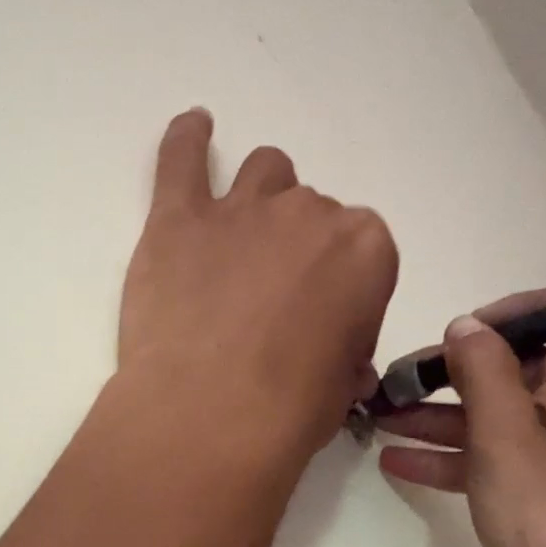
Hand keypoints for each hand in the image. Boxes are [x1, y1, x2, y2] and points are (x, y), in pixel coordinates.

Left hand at [119, 109, 396, 459]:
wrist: (210, 417)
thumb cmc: (293, 411)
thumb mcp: (344, 389)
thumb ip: (347, 356)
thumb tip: (340, 363)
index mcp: (367, 249)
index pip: (366, 256)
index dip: (348, 295)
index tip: (330, 331)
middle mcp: (310, 214)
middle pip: (315, 215)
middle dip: (305, 252)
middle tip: (282, 307)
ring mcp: (242, 209)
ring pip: (266, 173)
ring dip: (266, 198)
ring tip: (248, 237)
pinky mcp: (179, 219)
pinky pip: (182, 157)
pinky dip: (189, 140)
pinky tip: (196, 128)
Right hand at [377, 288, 545, 546]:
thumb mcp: (506, 434)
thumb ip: (482, 370)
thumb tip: (467, 326)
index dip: (507, 313)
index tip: (459, 333)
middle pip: (516, 367)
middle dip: (452, 376)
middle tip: (398, 383)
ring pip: (501, 417)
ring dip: (442, 419)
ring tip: (380, 419)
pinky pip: (503, 456)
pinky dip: (459, 457)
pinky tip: (399, 463)